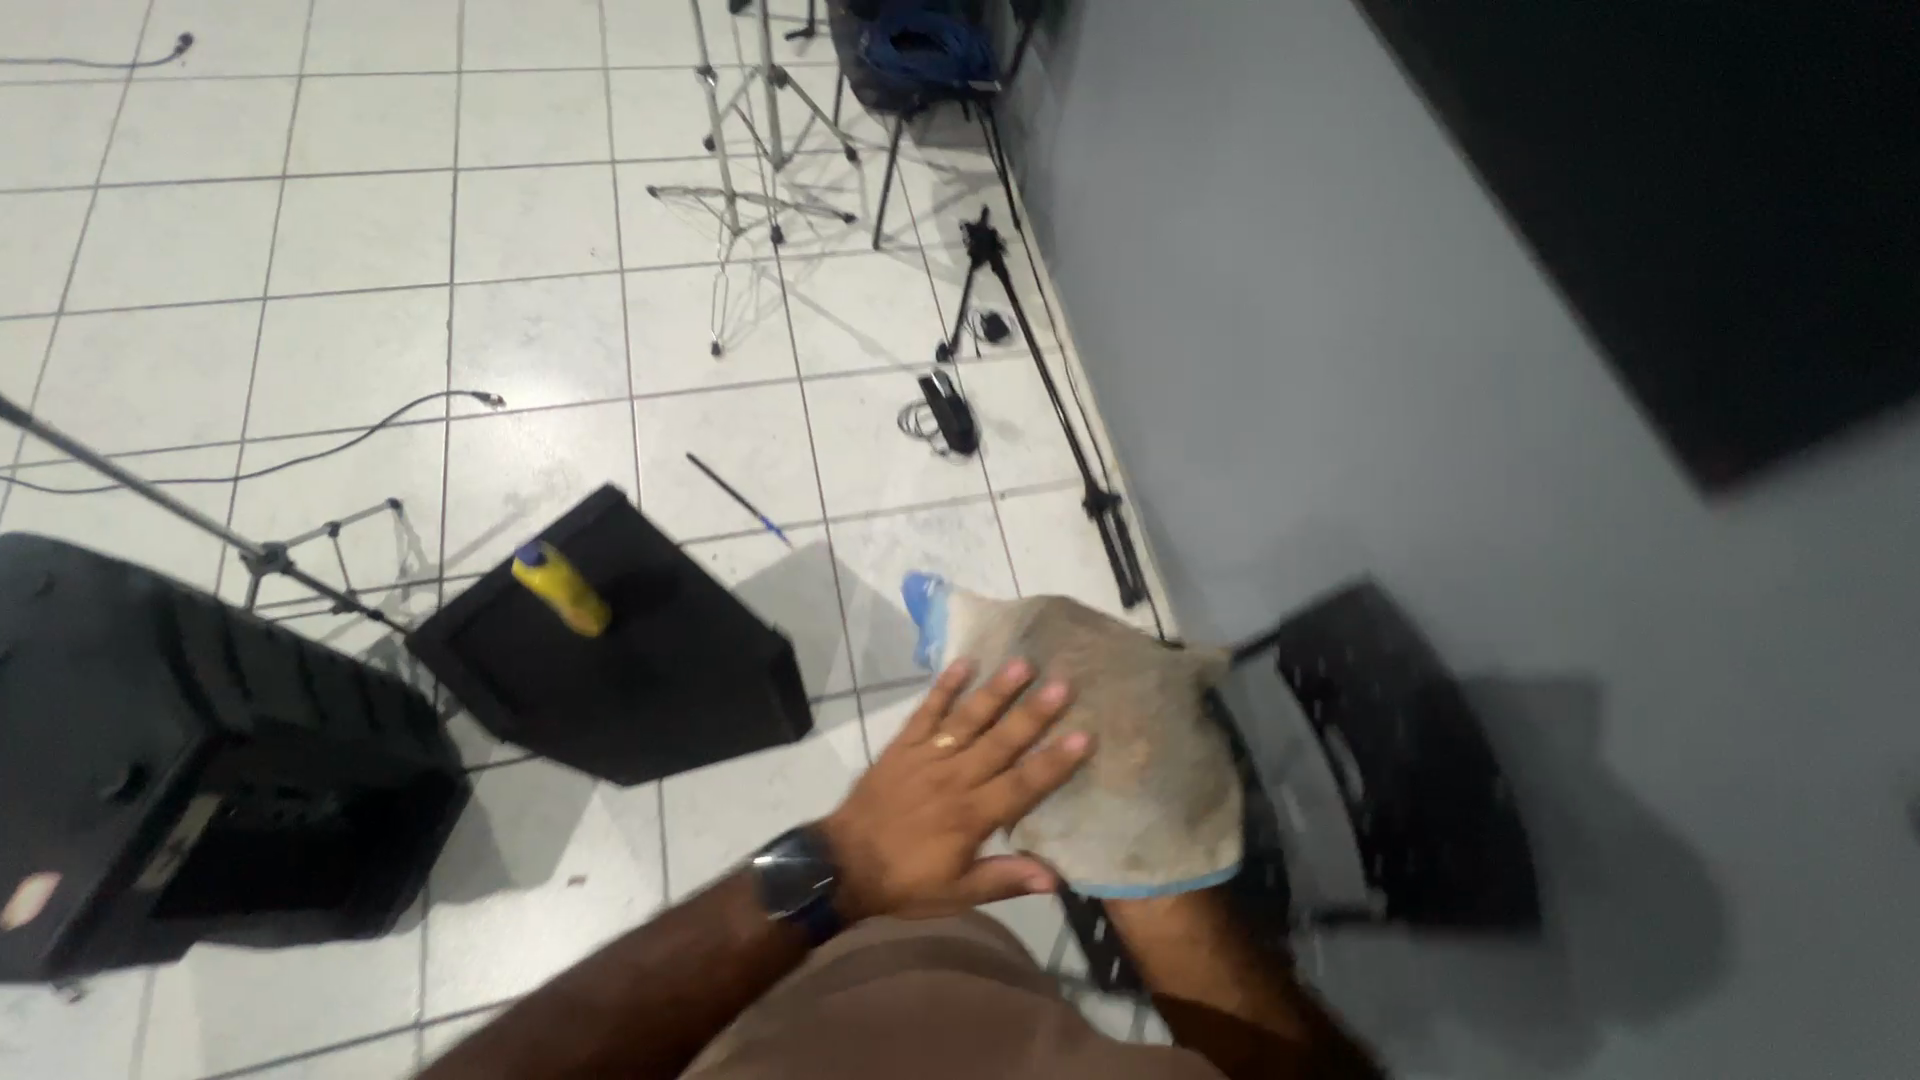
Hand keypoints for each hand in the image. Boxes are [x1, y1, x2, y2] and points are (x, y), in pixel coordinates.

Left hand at [818, 658, 1094, 921]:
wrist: (842, 865)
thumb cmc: (905, 882)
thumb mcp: (957, 894)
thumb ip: (1004, 879)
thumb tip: (1056, 877)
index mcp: (971, 816)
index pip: (1022, 784)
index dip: (1054, 762)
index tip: (1084, 736)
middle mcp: (954, 778)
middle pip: (1001, 742)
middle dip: (1034, 713)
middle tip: (1064, 684)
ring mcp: (926, 756)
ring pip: (968, 719)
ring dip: (996, 691)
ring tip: (1023, 664)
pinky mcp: (902, 745)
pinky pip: (926, 711)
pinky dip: (944, 687)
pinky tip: (965, 662)